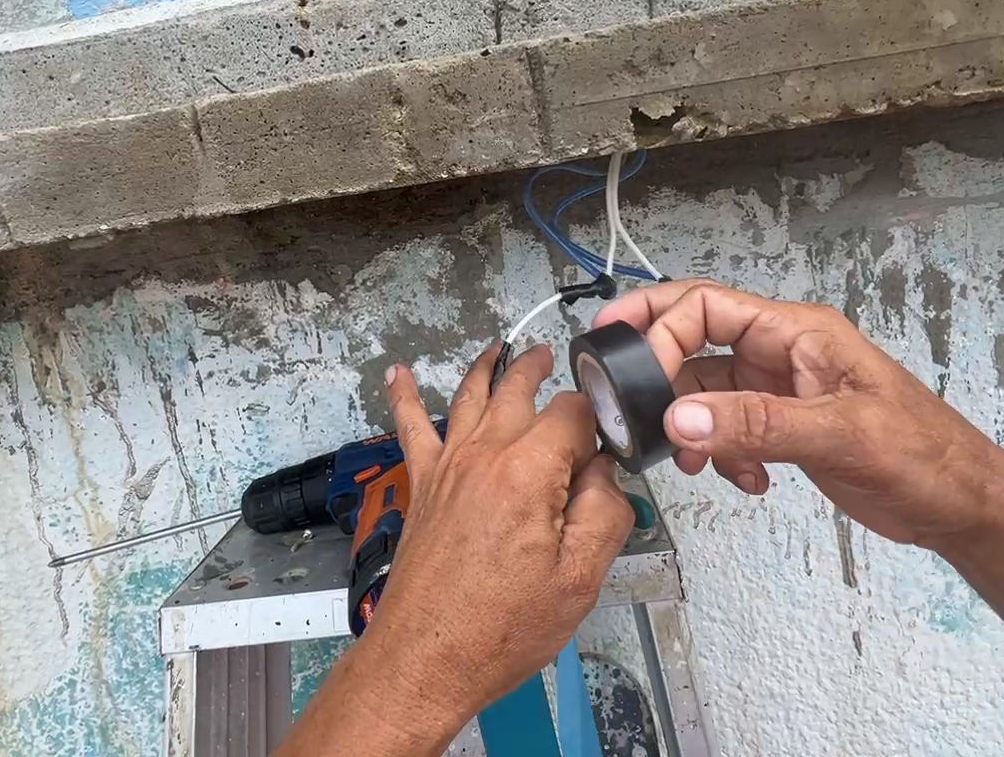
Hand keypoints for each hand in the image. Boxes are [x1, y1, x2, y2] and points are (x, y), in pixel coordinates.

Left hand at [276, 344, 633, 755]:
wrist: (426, 657)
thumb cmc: (501, 627)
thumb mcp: (580, 580)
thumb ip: (604, 513)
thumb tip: (604, 474)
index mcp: (529, 470)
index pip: (573, 414)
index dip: (596, 423)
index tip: (606, 445)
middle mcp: (485, 452)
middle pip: (517, 388)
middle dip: (539, 368)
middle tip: (552, 356)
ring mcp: (448, 462)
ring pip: (469, 394)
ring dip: (487, 366)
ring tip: (500, 347)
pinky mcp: (423, 481)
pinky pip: (410, 426)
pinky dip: (402, 395)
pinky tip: (397, 373)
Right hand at [594, 280, 1003, 549]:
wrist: (962, 507)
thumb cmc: (924, 456)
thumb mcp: (842, 434)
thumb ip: (757, 424)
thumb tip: (680, 420)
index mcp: (795, 331)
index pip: (707, 307)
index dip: (659, 325)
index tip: (627, 361)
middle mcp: (778, 351)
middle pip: (695, 336)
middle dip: (654, 356)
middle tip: (611, 376)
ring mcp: (775, 387)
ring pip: (703, 388)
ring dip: (688, 422)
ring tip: (693, 462)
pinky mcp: (777, 423)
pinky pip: (723, 425)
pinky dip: (719, 451)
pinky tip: (743, 478)